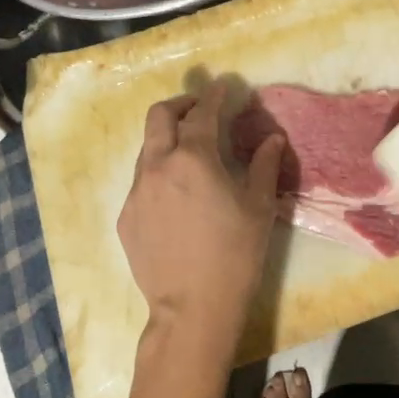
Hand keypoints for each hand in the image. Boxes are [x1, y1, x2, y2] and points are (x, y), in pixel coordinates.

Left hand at [117, 83, 285, 351]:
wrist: (192, 309)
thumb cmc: (235, 255)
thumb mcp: (259, 207)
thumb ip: (263, 165)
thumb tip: (271, 139)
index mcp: (193, 158)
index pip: (202, 112)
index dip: (215, 95)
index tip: (225, 87)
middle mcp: (158, 166)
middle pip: (160, 116)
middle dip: (181, 104)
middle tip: (202, 110)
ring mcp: (137, 192)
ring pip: (147, 148)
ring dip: (168, 139)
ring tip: (191, 154)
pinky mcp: (126, 218)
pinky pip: (142, 181)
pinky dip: (160, 172)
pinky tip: (178, 196)